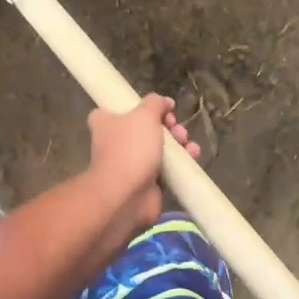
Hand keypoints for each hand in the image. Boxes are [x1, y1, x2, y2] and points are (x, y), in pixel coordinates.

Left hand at [85, 94, 199, 236]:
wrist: (126, 195)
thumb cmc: (130, 148)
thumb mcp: (144, 114)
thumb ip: (155, 103)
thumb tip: (164, 102)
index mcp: (106, 122)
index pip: (119, 108)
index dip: (141, 106)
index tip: (161, 109)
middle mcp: (116, 142)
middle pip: (146, 127)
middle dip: (167, 125)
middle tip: (175, 127)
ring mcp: (131, 163)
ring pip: (159, 147)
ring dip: (177, 142)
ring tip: (186, 143)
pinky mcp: (146, 181)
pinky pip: (167, 168)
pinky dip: (180, 161)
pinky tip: (193, 156)